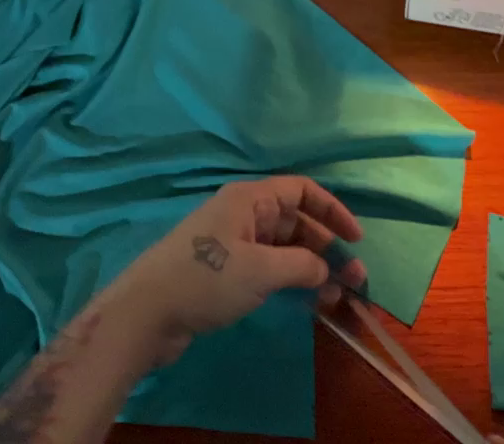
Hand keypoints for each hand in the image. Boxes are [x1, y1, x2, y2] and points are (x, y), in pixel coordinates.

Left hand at [97, 176, 369, 366]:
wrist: (147, 312)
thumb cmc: (205, 280)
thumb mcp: (260, 270)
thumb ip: (301, 265)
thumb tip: (325, 269)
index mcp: (249, 199)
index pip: (300, 190)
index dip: (332, 210)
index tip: (356, 239)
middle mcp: (243, 214)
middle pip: (295, 221)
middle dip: (326, 247)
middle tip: (354, 281)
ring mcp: (233, 243)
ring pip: (284, 248)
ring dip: (311, 268)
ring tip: (335, 299)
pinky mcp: (225, 272)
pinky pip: (269, 268)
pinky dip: (291, 281)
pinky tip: (308, 303)